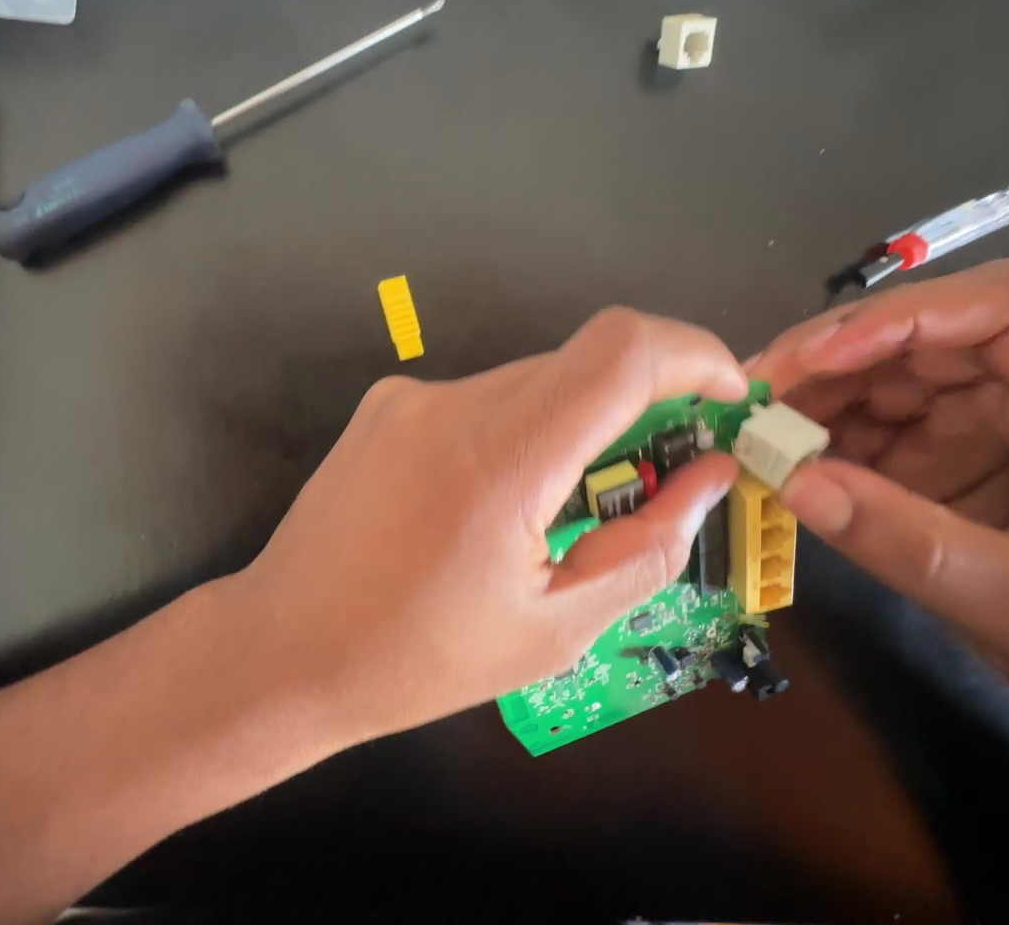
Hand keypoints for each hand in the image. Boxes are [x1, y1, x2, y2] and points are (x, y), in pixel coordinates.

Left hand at [222, 309, 745, 743]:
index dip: (693, 352)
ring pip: (531, 381)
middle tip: (657, 473)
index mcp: (501, 458)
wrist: (283, 649)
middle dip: (638, 405)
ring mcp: (409, 396)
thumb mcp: (555, 628)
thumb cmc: (419, 659)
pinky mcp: (383, 405)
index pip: (620, 350)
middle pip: (580, 365)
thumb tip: (707, 476)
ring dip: (573, 425)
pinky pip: (481, 399)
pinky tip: (491, 501)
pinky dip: (518, 431)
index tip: (726, 393)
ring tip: (558, 507)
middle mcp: (451, 402)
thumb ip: (646, 545)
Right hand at [750, 260, 1008, 762]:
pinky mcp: (942, 463)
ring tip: (750, 426)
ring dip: (814, 394)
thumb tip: (793, 481)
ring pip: (886, 377)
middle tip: (753, 393)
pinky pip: (868, 429)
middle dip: (835, 355)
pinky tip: (776, 458)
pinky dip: (816, 437)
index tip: (822, 358)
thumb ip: (915, 547)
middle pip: (926, 338)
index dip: (911, 317)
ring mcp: (984, 429)